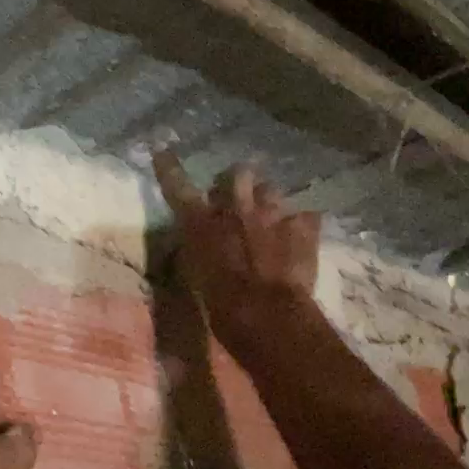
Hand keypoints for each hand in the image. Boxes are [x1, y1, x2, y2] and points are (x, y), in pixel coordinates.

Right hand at [152, 147, 327, 359]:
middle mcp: (235, 207)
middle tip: (237, 195)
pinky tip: (301, 234)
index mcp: (202, 221)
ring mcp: (273, 213)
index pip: (177, 185)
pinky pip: (305, 214)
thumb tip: (196, 240)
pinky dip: (301, 223)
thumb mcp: (194, 275)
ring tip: (271, 216)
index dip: (169, 168)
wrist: (268, 315)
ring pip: (271, 189)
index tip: (163, 153)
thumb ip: (196, 247)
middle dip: (236, 181)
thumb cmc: (219, 303)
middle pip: (236, 173)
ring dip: (268, 200)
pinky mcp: (305, 227)